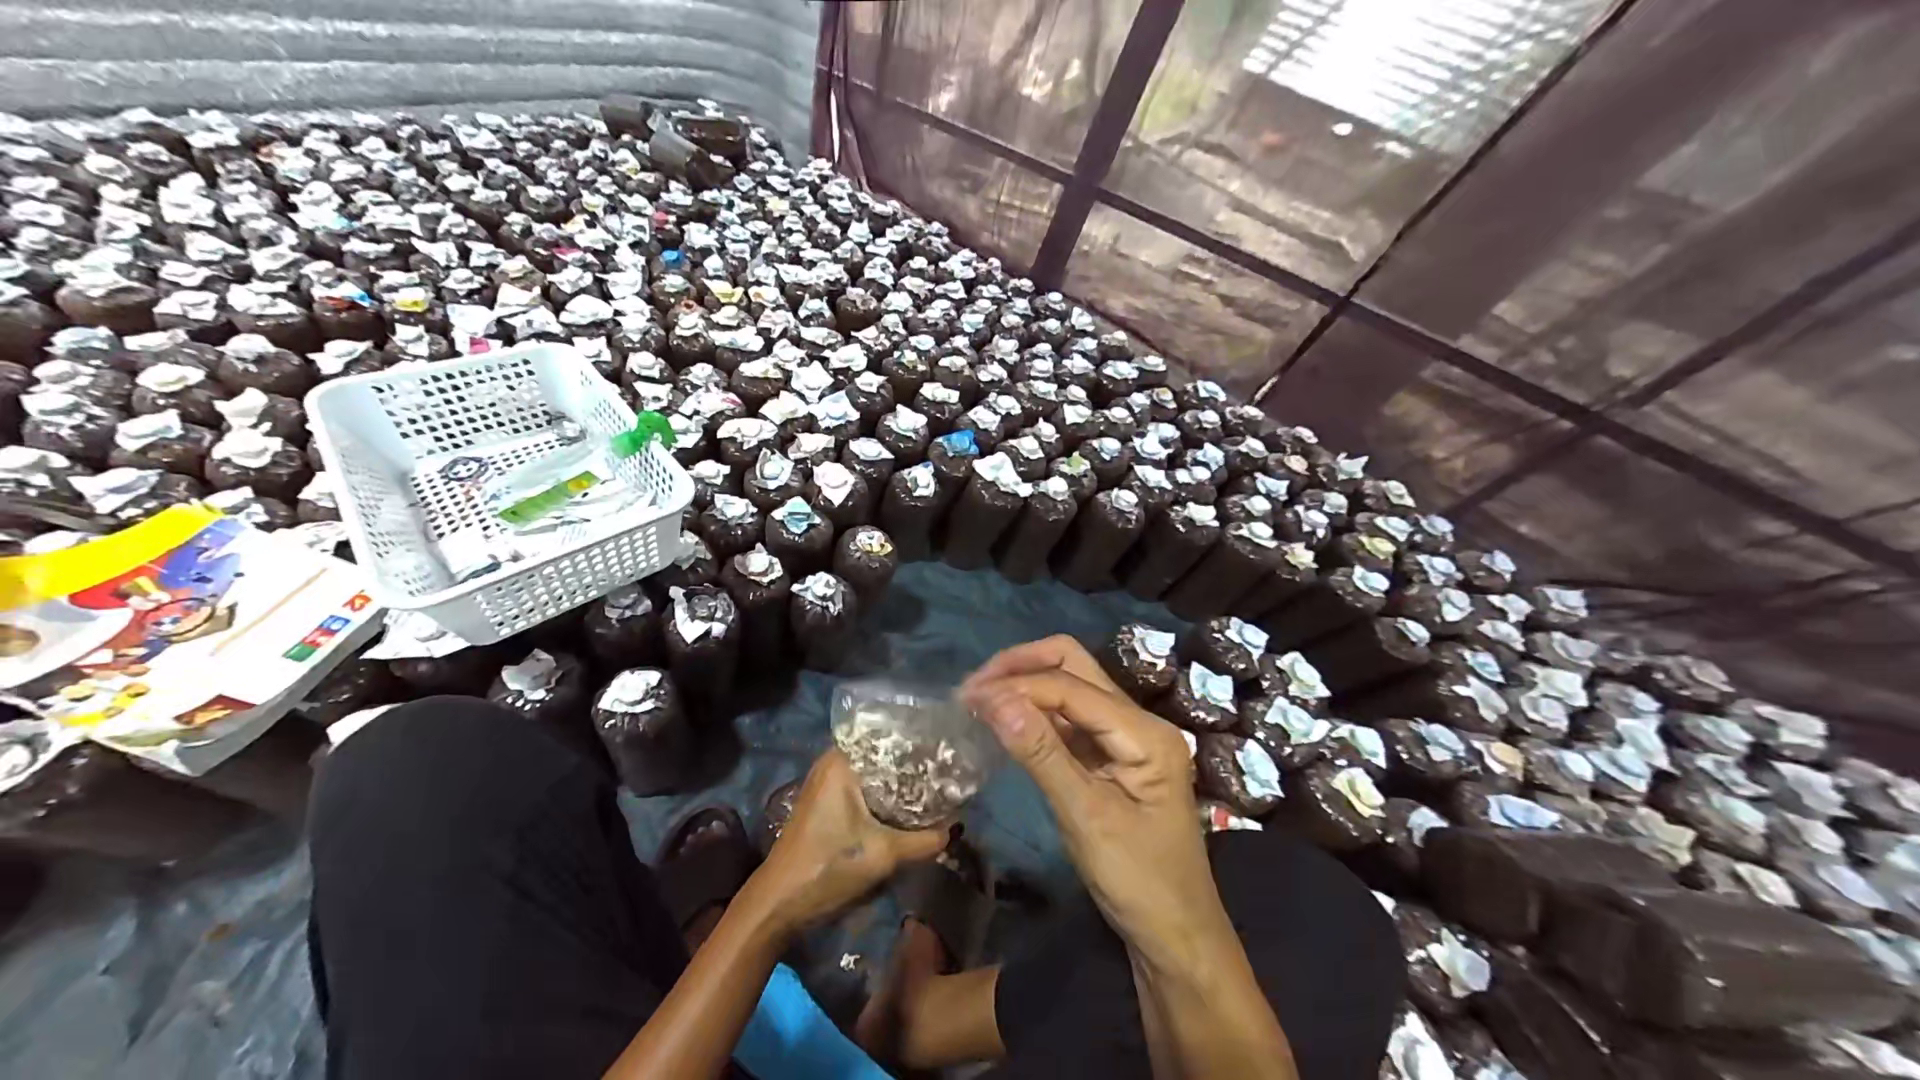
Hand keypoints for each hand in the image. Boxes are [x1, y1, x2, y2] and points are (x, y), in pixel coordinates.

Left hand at [751, 750, 947, 932]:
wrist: (777, 904)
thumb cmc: (827, 868)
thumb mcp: (884, 855)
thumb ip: (924, 840)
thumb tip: (956, 829)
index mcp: (842, 761)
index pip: (889, 737)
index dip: (920, 744)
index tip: (949, 751)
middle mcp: (833, 762)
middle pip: (883, 755)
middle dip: (913, 765)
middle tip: (948, 772)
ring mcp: (826, 782)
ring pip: (874, 773)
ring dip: (900, 782)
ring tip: (935, 787)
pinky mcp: (825, 803)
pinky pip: (863, 787)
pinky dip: (884, 795)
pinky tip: (907, 807)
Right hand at [959, 636, 1224, 955]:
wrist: (1176, 935)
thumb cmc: (1139, 881)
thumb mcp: (1086, 817)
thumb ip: (1041, 753)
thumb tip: (995, 700)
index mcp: (1144, 732)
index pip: (1071, 687)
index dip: (1018, 685)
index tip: (968, 698)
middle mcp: (1138, 721)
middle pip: (1075, 666)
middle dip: (1022, 666)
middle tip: (974, 688)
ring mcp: (1125, 737)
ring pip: (1070, 688)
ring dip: (1026, 685)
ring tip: (980, 700)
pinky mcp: (1110, 755)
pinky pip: (1069, 719)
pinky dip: (1035, 713)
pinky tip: (1006, 722)